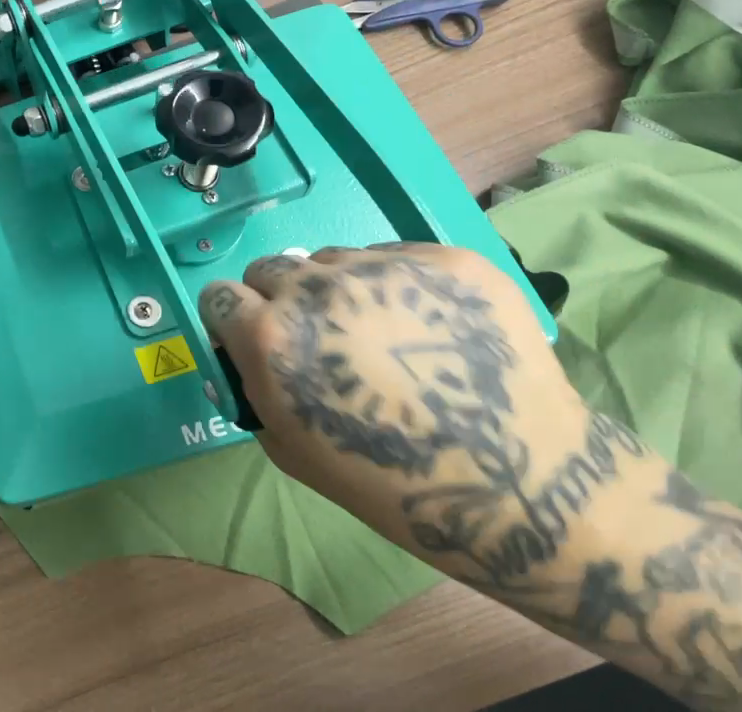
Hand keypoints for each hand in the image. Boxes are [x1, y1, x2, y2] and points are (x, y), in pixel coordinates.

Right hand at [198, 244, 603, 554]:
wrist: (522, 482)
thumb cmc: (391, 484)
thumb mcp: (289, 449)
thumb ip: (255, 387)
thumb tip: (250, 355)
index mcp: (270, 337)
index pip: (219, 296)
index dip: (232, 320)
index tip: (251, 339)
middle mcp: (316, 288)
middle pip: (270, 269)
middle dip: (279, 299)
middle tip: (317, 339)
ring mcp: (382, 267)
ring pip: (332, 260)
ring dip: (337, 289)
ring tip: (380, 334)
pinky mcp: (443, 259)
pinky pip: (393, 258)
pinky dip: (395, 285)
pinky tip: (427, 328)